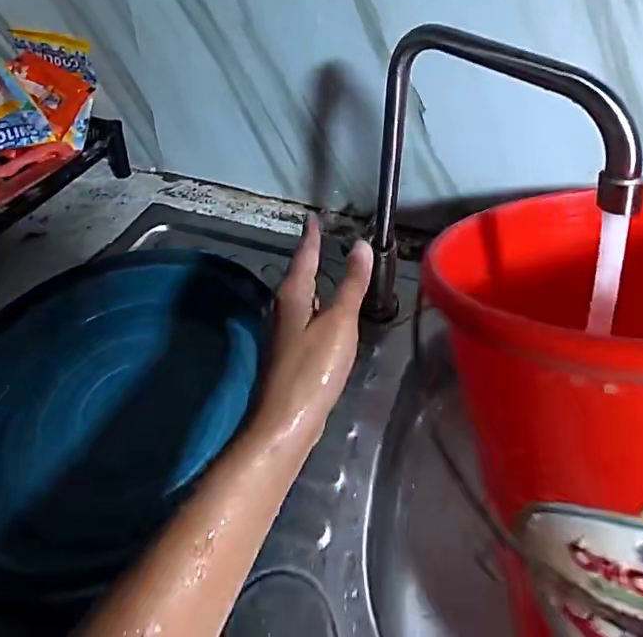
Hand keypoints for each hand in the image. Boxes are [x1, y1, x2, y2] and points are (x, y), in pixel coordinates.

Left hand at [249, 216, 369, 453]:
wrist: (286, 423)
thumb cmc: (313, 368)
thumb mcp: (340, 321)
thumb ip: (351, 284)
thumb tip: (360, 244)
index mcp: (293, 296)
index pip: (303, 256)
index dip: (311, 238)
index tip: (313, 219)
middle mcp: (282, 309)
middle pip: (297, 275)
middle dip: (309, 256)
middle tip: (322, 238)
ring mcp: (283, 333)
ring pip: (299, 296)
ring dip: (312, 280)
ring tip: (325, 268)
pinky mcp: (289, 353)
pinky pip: (304, 315)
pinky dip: (315, 303)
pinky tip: (324, 311)